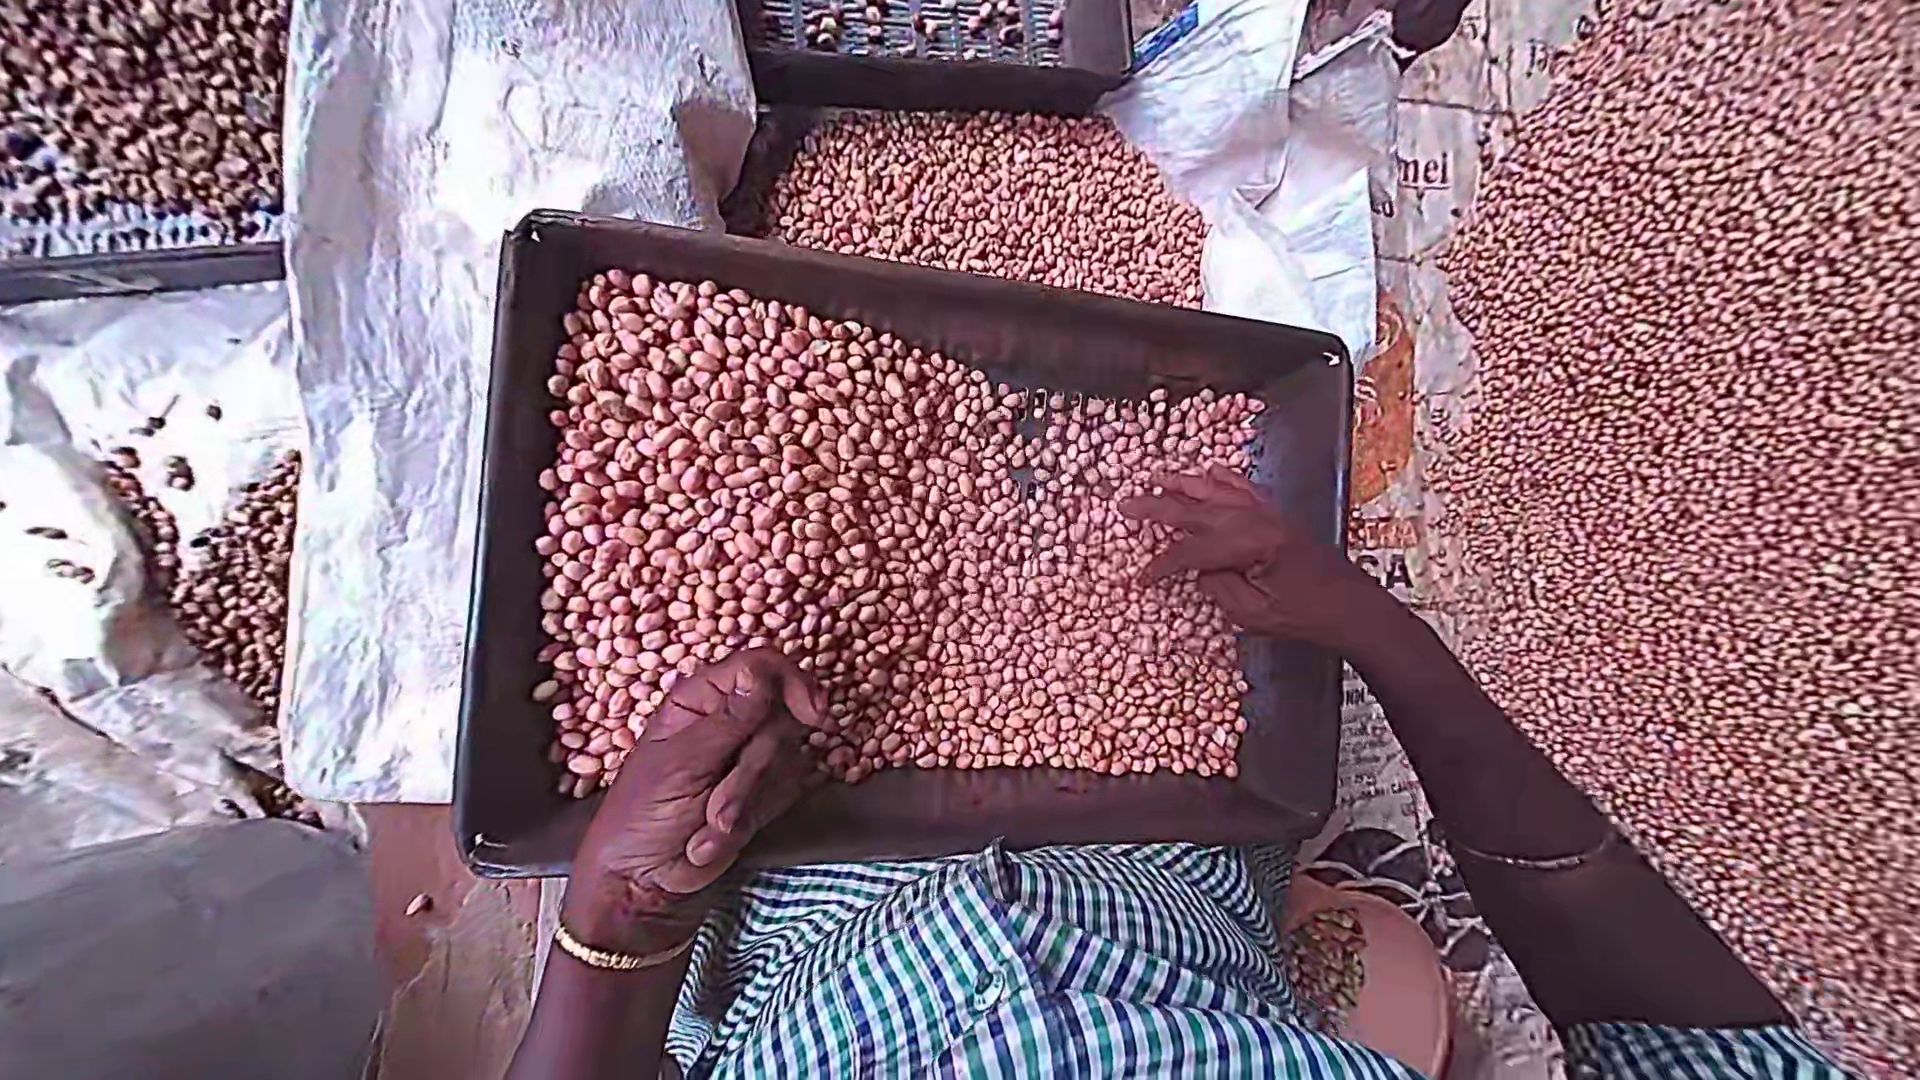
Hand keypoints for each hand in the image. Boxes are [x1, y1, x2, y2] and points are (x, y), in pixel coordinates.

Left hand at [561, 648, 823, 955]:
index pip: (761, 666)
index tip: (813, 711)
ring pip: (787, 753)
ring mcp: (752, 751)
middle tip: (719, 807)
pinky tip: (719, 834)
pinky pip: (788, 786)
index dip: (791, 681)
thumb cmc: (642, 816)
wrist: (642, 884)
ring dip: (748, 797)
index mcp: (702, 698)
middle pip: (781, 713)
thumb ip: (730, 719)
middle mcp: (732, 717)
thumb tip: (763, 672)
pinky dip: (754, 814)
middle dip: (755, 766)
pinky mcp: (767, 785)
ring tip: (709, 826)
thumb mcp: (681, 765)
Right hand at [1118, 467, 1387, 651]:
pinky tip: (1209, 470)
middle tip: (1126, 504)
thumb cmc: (1305, 616)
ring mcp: (1265, 513)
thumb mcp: (1252, 614)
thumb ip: (1217, 587)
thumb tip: (1198, 570)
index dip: (1161, 565)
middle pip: (1194, 509)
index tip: (1142, 579)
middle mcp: (1254, 520)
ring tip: (1155, 475)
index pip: (1190, 551)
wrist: (1352, 607)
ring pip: (1215, 490)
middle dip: (1156, 506)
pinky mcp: (1275, 515)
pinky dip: (1223, 478)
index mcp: (1248, 545)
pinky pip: (1244, 487)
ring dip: (1182, 482)